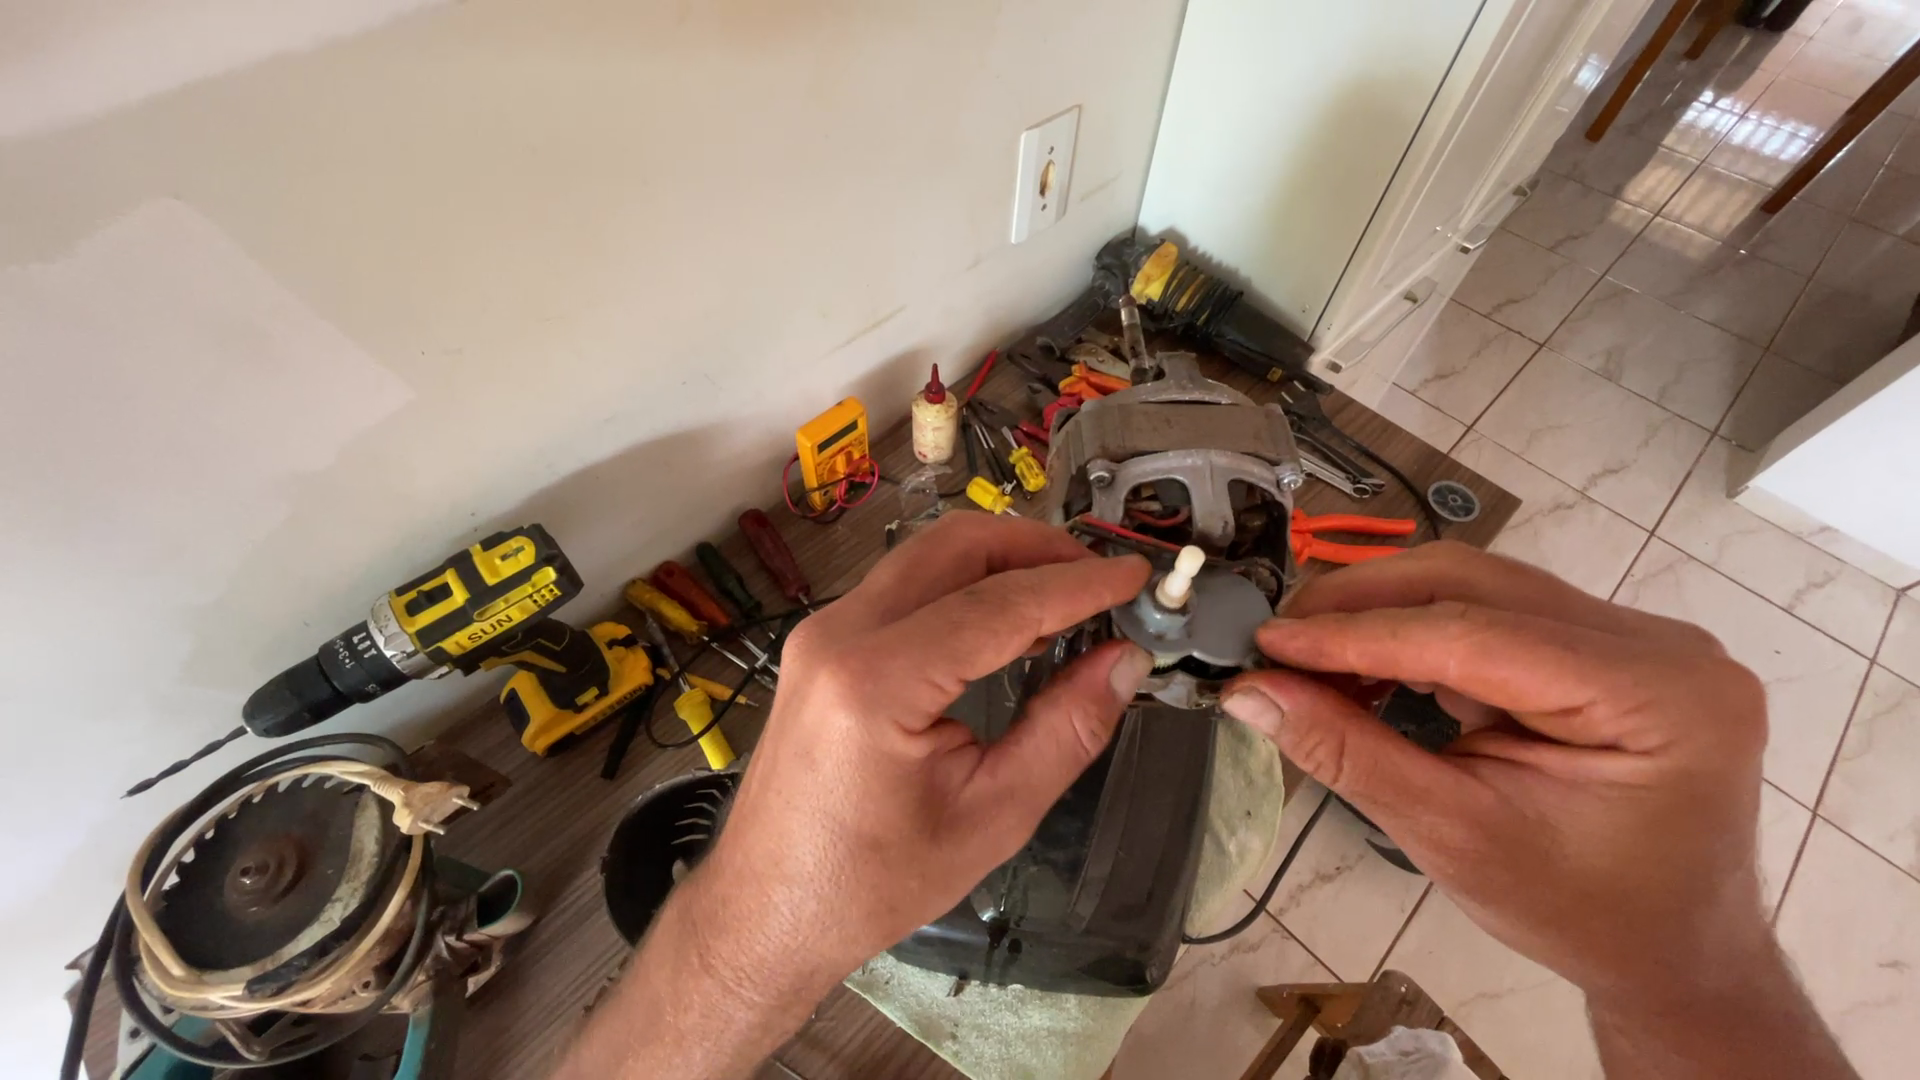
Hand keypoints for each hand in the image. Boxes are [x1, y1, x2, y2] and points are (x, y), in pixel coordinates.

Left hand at [693, 512, 1151, 990]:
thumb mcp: (991, 817)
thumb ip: (1065, 730)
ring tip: (1064, 598)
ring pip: (927, 556)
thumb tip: (1124, 660)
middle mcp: (840, 632)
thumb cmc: (875, 882)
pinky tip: (1004, 622)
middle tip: (1099, 578)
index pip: (996, 604)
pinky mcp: (822, 641)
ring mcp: (822, 631)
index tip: (1135, 575)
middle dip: (1036, 548)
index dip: (1076, 584)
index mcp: (876, 680)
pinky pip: (904, 586)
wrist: (767, 908)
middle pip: (953, 547)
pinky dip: (964, 585)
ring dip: (1000, 560)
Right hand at [1220, 541, 1770, 996]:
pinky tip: (1360, 664)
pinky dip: (1405, 631)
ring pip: (1468, 584)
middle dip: (1358, 604)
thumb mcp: (1452, 836)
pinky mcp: (1590, 644)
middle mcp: (1652, 642)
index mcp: (1655, 694)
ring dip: (1375, 611)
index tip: (1265, 643)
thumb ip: (1348, 754)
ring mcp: (1625, 636)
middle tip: (1277, 638)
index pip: (1471, 633)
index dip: (1355, 634)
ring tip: (1307, 653)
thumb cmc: (1576, 910)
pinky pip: (1478, 611)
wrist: (1667, 950)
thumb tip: (1248, 691)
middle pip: (1470, 583)